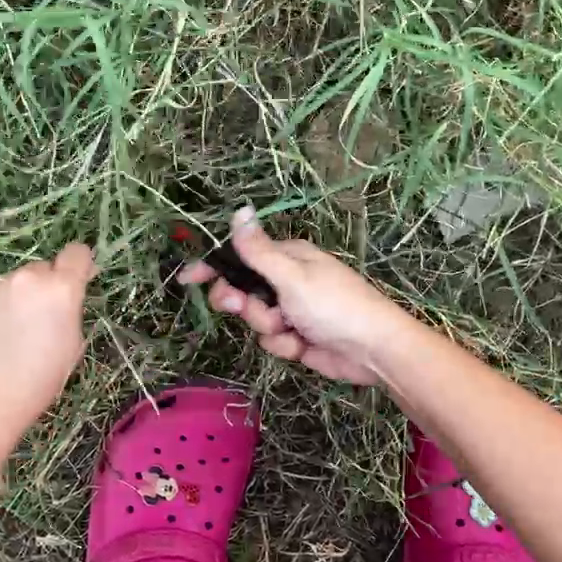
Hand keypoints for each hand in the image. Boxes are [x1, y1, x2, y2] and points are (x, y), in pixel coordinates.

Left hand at [0, 243, 97, 425]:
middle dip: (42, 288)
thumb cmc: (36, 383)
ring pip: (11, 283)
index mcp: (61, 289)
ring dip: (12, 298)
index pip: (77, 253)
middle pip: (41, 270)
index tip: (72, 280)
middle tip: (34, 322)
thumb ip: (70, 311)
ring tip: (3, 335)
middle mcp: (28, 277)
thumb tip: (66, 295)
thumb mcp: (71, 347)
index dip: (76, 266)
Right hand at [179, 209, 425, 384]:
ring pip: (255, 318)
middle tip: (243, 309)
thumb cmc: (334, 306)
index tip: (188, 279)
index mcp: (287, 256)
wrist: (373, 351)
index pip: (240, 256)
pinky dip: (283, 345)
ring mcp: (292, 309)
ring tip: (290, 329)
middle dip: (243, 304)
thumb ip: (258, 250)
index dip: (213, 267)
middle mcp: (286, 279)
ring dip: (267, 327)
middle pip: (242, 290)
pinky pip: (272, 340)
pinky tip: (302, 346)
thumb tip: (239, 210)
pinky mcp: (297, 336)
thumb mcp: (291, 275)